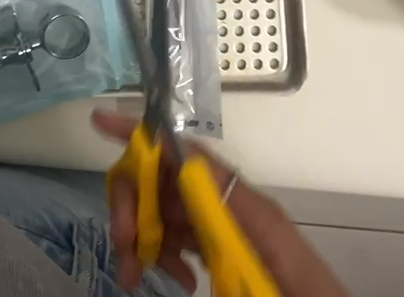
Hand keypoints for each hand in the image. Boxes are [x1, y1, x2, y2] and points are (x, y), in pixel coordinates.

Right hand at [92, 110, 347, 296]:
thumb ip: (223, 198)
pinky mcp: (222, 252)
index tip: (100, 123)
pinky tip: (173, 278)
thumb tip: (180, 149)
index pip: (182, 151)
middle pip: (161, 182)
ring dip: (140, 236)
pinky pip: (178, 239)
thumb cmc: (303, 288)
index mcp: (238, 198)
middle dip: (130, 205)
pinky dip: (163, 255)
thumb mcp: (268, 240)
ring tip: (134, 274)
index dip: (140, 133)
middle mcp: (226, 203)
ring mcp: (223, 229)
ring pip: (162, 213)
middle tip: (123, 245)